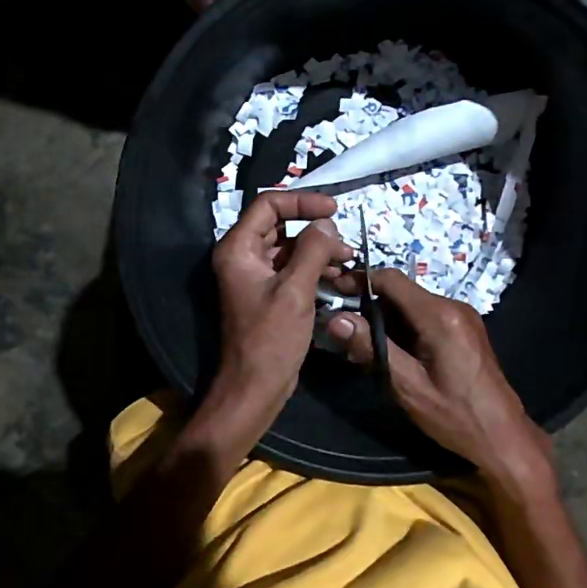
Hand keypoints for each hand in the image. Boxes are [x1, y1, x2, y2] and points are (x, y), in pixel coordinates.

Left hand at [211, 191, 353, 412]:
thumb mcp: (295, 291)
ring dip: (318, 251)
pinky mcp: (267, 293)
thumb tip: (327, 223)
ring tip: (348, 262)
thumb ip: (313, 251)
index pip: (268, 205)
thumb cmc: (270, 339)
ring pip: (289, 248)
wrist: (254, 386)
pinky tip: (339, 278)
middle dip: (314, 230)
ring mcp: (254, 276)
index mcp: (238, 249)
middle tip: (345, 243)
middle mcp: (242, 257)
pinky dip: (314, 269)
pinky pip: (291, 269)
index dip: (301, 201)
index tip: (334, 209)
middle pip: (279, 225)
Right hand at [325, 270, 551, 484]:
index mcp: (440, 316)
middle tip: (345, 332)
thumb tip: (337, 319)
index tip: (334, 290)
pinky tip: (392, 354)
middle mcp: (453, 307)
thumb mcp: (408, 385)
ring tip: (364, 349)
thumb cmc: (455, 416)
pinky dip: (403, 329)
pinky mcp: (464, 329)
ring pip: (411, 305)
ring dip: (385, 321)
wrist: (504, 437)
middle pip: (400, 292)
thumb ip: (372, 348)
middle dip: (370, 307)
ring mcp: (462, 317)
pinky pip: (425, 317)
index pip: (392, 280)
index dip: (359, 280)